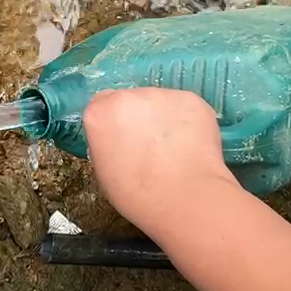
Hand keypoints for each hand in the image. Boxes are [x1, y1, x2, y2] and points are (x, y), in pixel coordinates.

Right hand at [82, 88, 240, 229]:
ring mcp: (162, 94)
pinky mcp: (191, 98)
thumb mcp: (104, 170)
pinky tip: (191, 146)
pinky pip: (185, 108)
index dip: (114, 123)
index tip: (125, 140)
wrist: (183, 196)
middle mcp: (128, 96)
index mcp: (99, 113)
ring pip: (161, 103)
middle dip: (140, 118)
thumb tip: (121, 140)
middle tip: (151, 147)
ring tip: (174, 150)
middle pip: (132, 101)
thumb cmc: (137, 194)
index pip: (102, 106)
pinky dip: (188, 123)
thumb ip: (107, 143)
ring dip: (164, 119)